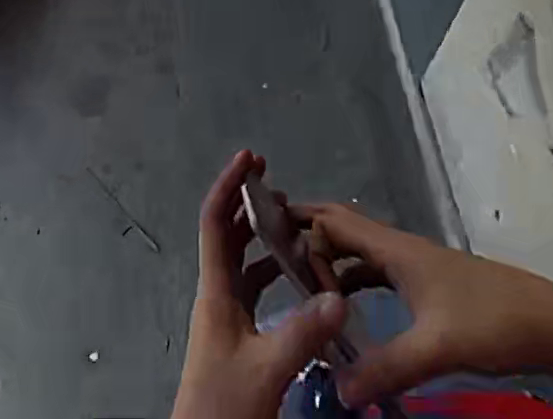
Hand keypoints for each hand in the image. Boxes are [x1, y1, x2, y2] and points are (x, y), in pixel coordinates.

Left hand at [171, 151, 349, 418]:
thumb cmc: (226, 402)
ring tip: (292, 219)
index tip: (248, 158)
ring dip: (260, 235)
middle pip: (226, 232)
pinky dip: (272, 271)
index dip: (228, 186)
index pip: (214, 221)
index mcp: (215, 289)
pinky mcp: (240, 332)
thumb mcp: (266, 368)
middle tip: (273, 178)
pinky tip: (297, 274)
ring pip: (242, 259)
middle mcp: (217, 291)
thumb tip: (338, 296)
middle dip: (244, 201)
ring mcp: (227, 311)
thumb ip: (301, 334)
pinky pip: (254, 287)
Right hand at [296, 202, 552, 417]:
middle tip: (273, 246)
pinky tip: (347, 300)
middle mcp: (397, 247)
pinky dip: (351, 275)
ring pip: (356, 247)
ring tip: (301, 277)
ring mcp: (413, 263)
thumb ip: (387, 368)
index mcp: (392, 248)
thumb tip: (341, 391)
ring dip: (328, 256)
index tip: (276, 247)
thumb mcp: (437, 348)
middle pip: (339, 225)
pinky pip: (373, 267)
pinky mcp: (427, 282)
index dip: (300, 228)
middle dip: (305, 230)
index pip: (330, 221)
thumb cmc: (492, 322)